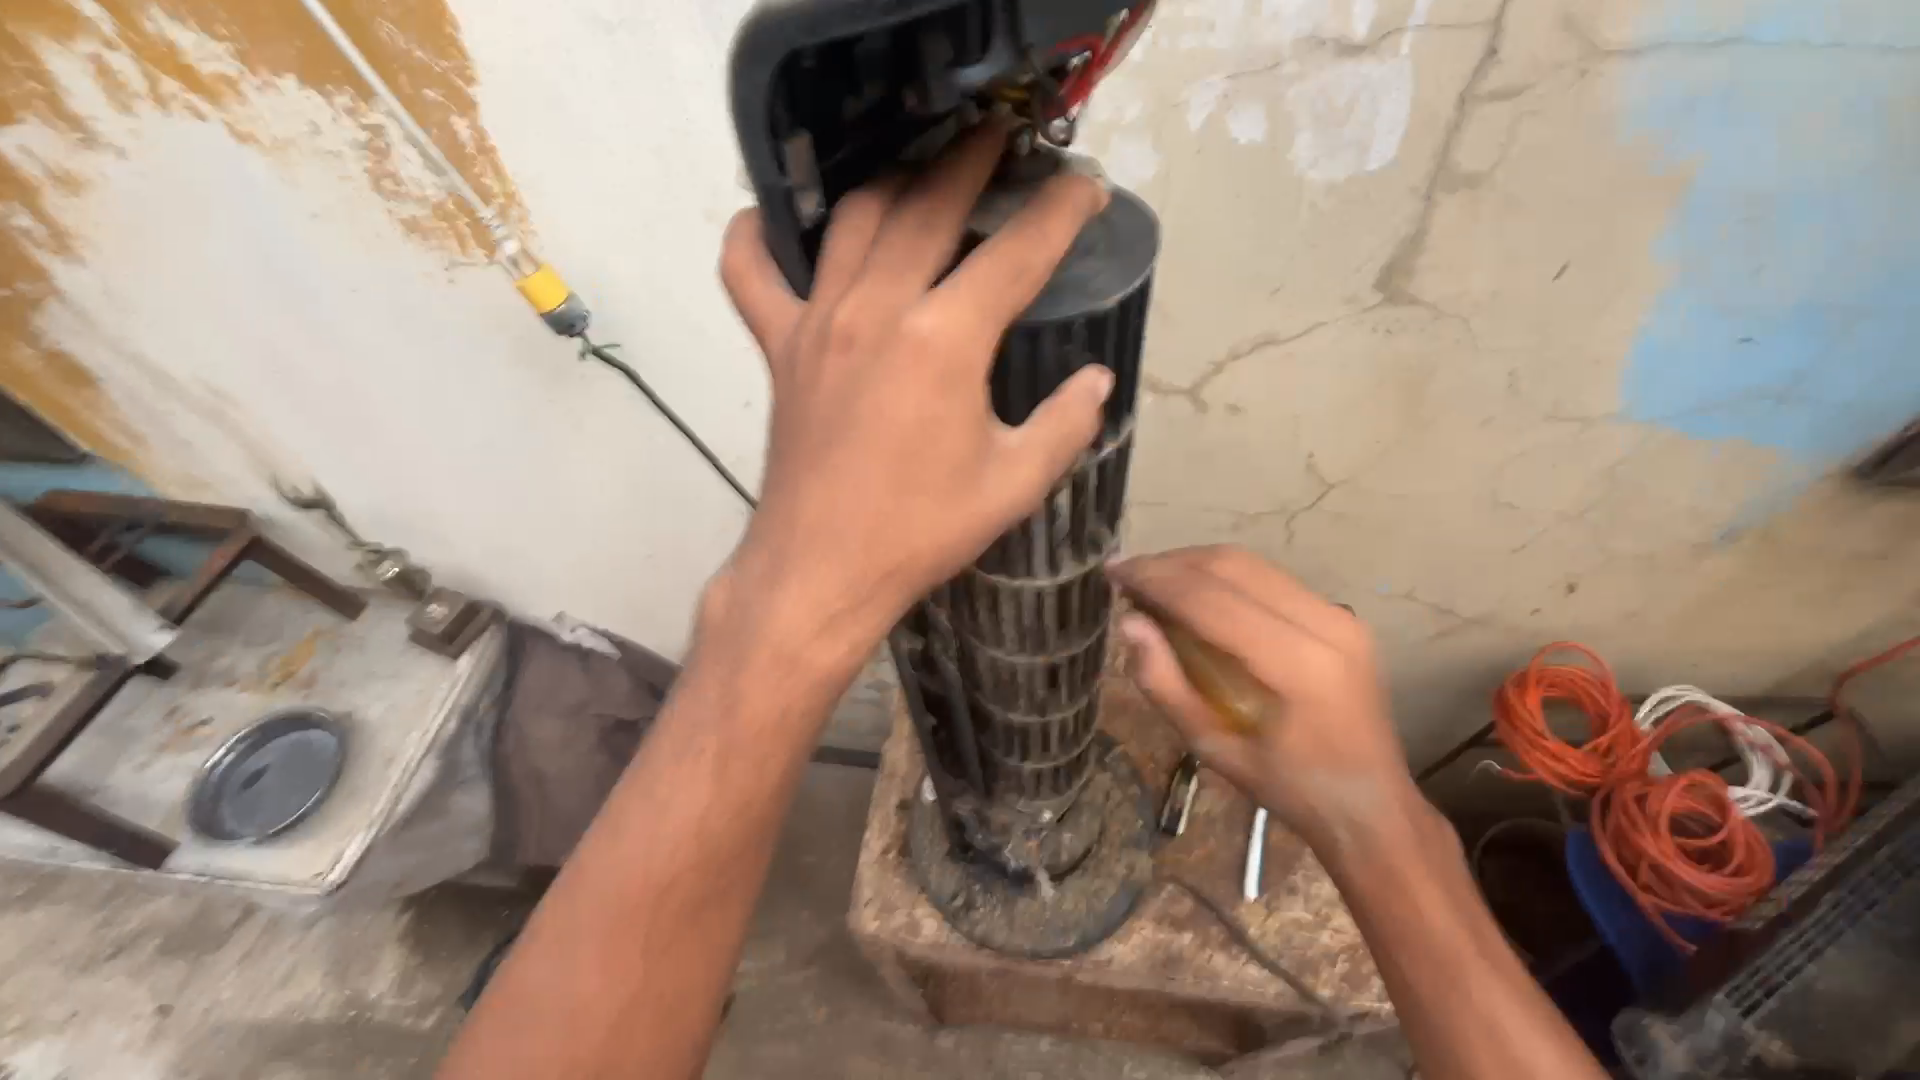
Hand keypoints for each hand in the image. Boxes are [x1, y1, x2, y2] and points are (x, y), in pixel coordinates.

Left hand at [710, 120, 1113, 673]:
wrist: (823, 570)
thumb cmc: (922, 532)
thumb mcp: (1015, 484)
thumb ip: (1065, 423)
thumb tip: (1097, 380)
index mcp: (945, 341)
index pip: (1016, 252)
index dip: (1060, 213)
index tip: (1087, 190)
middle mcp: (878, 309)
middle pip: (930, 204)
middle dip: (975, 159)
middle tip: (1002, 137)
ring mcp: (819, 321)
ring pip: (854, 219)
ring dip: (894, 181)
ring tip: (922, 171)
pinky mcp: (779, 346)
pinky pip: (750, 272)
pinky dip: (755, 237)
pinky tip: (773, 221)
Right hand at [1111, 546, 1423, 854]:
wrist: (1372, 806)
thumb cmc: (1290, 790)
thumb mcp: (1214, 749)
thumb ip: (1166, 684)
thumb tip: (1128, 624)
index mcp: (1297, 664)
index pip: (1212, 599)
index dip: (1156, 579)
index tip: (1112, 573)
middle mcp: (1326, 624)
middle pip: (1233, 566)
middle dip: (1170, 563)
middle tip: (1125, 575)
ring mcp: (1339, 615)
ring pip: (1252, 564)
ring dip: (1194, 564)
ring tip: (1150, 579)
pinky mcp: (1341, 615)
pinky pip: (1270, 578)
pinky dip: (1223, 577)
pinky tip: (1193, 592)